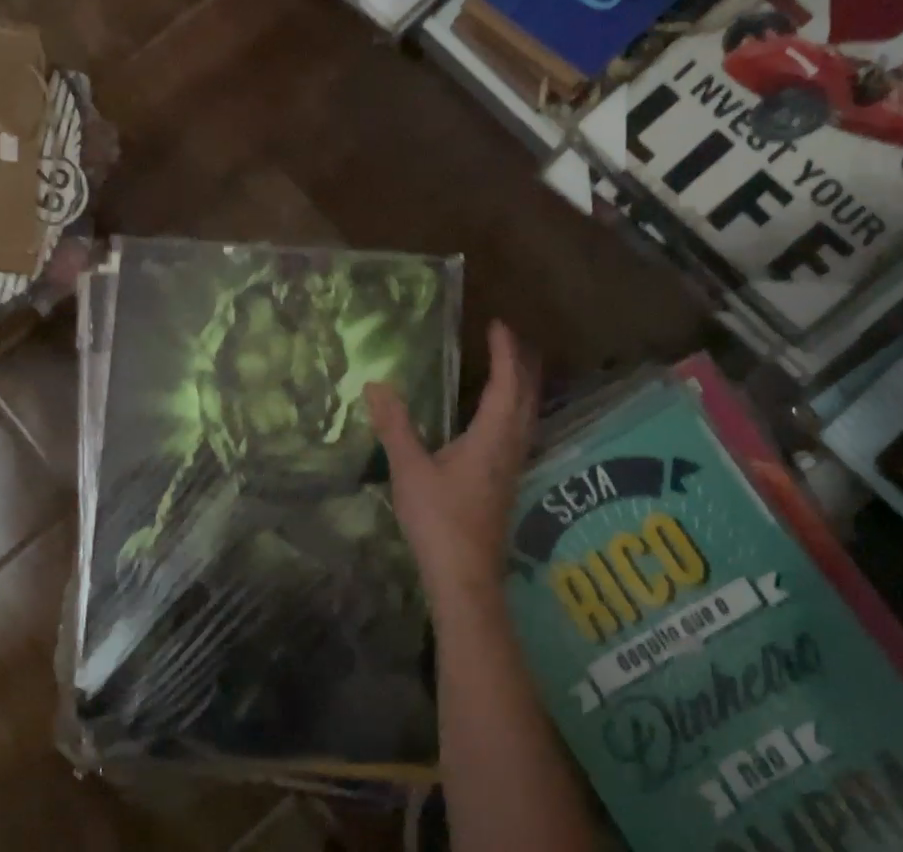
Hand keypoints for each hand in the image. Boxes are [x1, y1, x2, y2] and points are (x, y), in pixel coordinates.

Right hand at [365, 321, 539, 598]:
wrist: (464, 577)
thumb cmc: (439, 520)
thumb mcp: (409, 470)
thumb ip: (395, 426)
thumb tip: (376, 384)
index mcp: (492, 439)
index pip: (506, 385)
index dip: (505, 353)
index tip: (497, 325)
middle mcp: (510, 449)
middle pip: (526, 399)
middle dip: (521, 365)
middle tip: (507, 340)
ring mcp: (511, 468)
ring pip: (526, 417)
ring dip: (521, 388)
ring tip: (508, 369)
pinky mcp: (504, 484)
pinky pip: (518, 433)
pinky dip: (512, 411)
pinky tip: (495, 419)